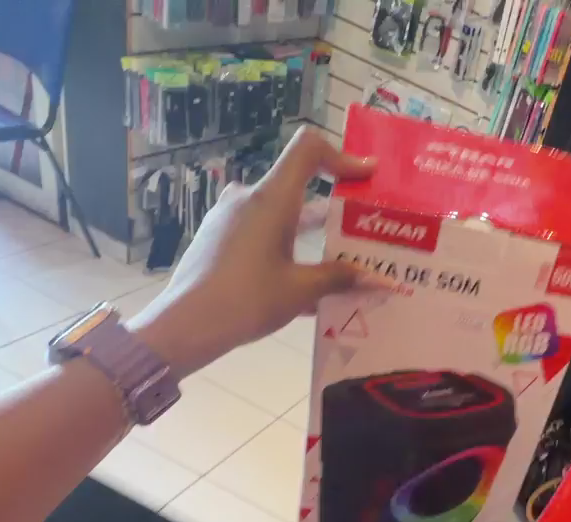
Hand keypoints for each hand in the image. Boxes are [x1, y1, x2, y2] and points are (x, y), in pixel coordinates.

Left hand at [125, 127, 383, 374]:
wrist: (188, 324)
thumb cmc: (249, 300)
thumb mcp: (301, 290)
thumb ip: (341, 279)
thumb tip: (382, 281)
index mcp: (272, 198)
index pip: (309, 149)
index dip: (342, 156)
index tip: (366, 176)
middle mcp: (249, 198)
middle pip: (298, 187)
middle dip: (331, 210)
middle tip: (360, 232)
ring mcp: (230, 217)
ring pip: (280, 215)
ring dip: (309, 235)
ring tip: (338, 264)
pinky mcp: (220, 238)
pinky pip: (261, 234)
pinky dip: (286, 249)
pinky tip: (302, 283)